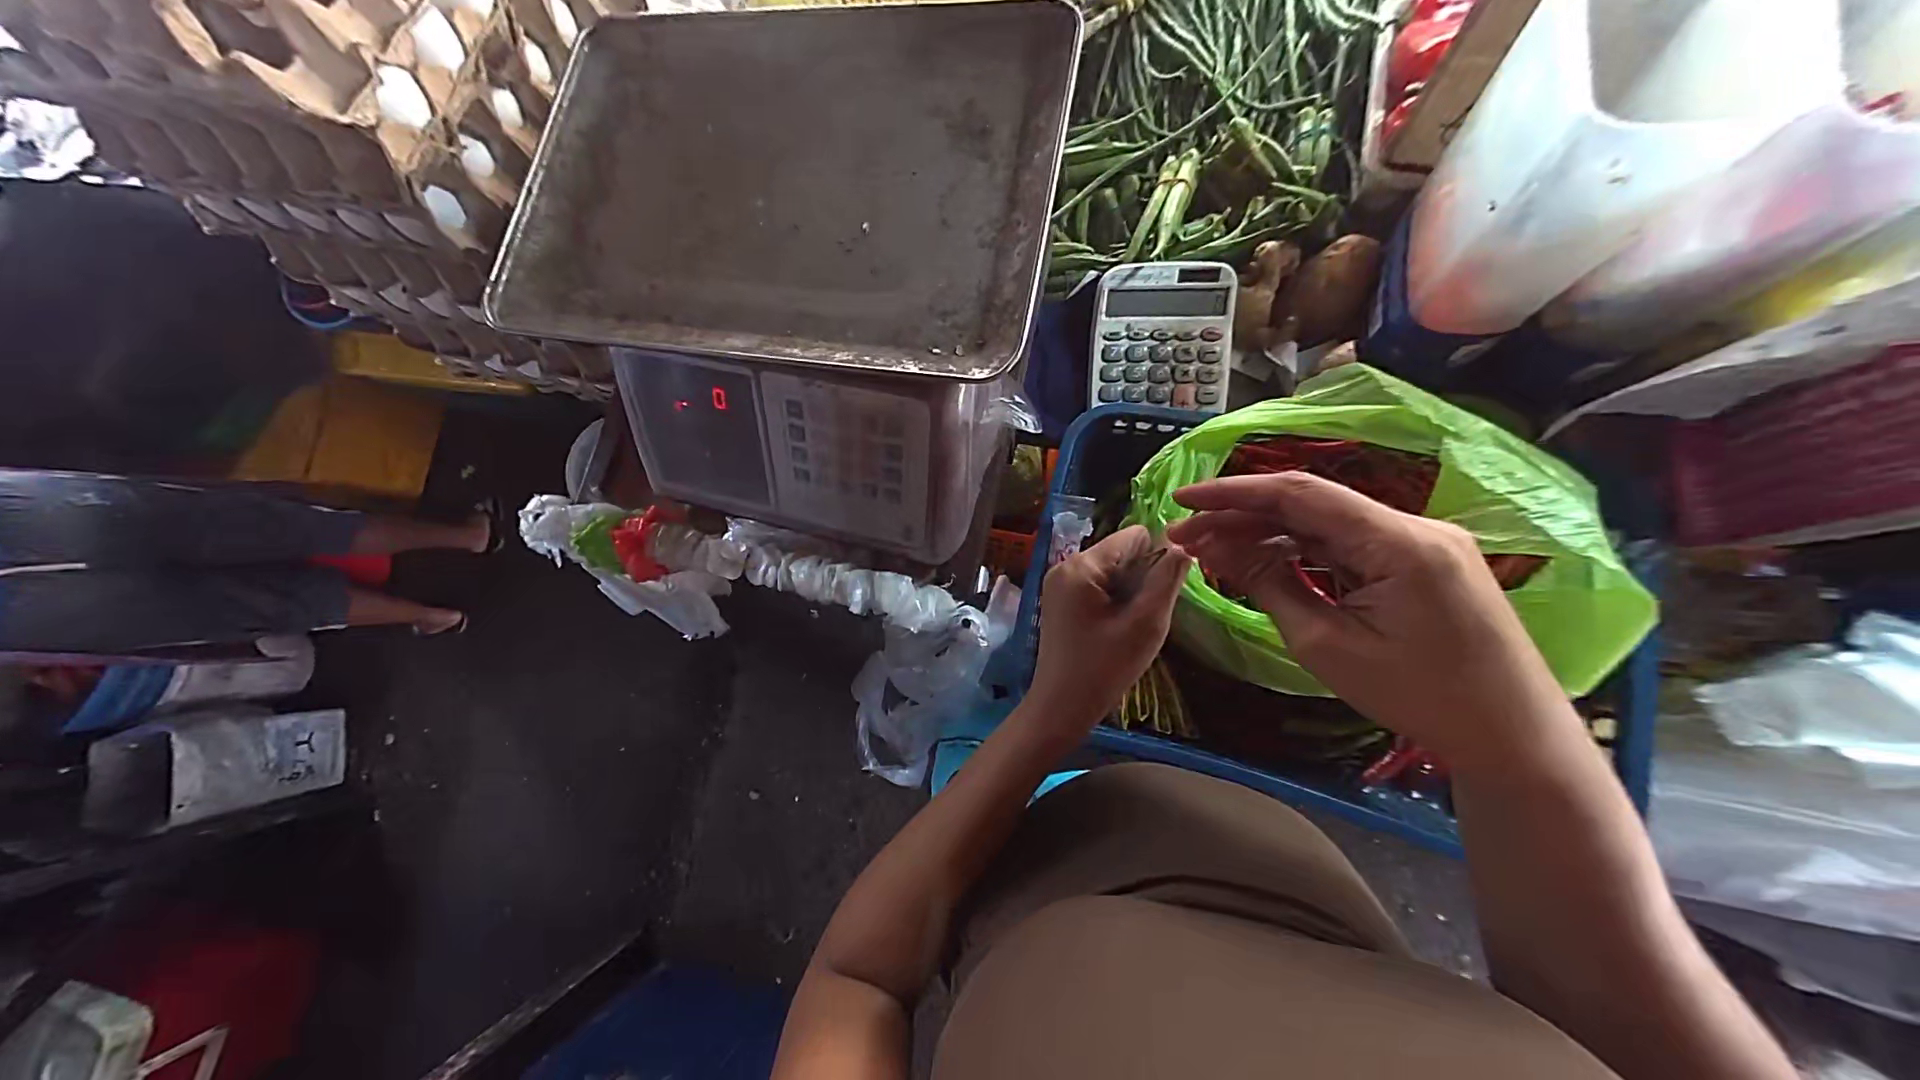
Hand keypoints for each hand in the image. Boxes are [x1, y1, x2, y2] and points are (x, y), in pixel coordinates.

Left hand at [1024, 525, 1191, 746]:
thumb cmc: (1104, 668)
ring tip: (1132, 625)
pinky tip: (1118, 628)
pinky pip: (1098, 585)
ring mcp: (1060, 583)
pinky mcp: (1061, 600)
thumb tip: (1183, 547)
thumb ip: (1166, 581)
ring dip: (1131, 591)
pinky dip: (1115, 601)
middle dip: (1143, 576)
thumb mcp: (1145, 624)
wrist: (1061, 707)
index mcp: (1081, 566)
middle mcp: (1065, 565)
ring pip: (1112, 570)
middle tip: (1145, 616)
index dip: (1159, 557)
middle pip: (1121, 552)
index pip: (1134, 536)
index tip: (1165, 592)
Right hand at [1166, 472, 1580, 774]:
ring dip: (1268, 532)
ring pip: (1327, 522)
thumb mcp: (1326, 644)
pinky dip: (1302, 548)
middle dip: (1242, 515)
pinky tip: (1264, 558)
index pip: (1300, 493)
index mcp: (1399, 541)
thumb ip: (1268, 583)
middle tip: (1186, 535)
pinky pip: (1349, 542)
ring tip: (1213, 548)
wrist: (1512, 737)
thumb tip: (1213, 546)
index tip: (1183, 499)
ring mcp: (1423, 540)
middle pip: (1311, 503)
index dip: (1233, 492)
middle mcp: (1414, 525)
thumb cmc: (1418, 697)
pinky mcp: (1422, 559)